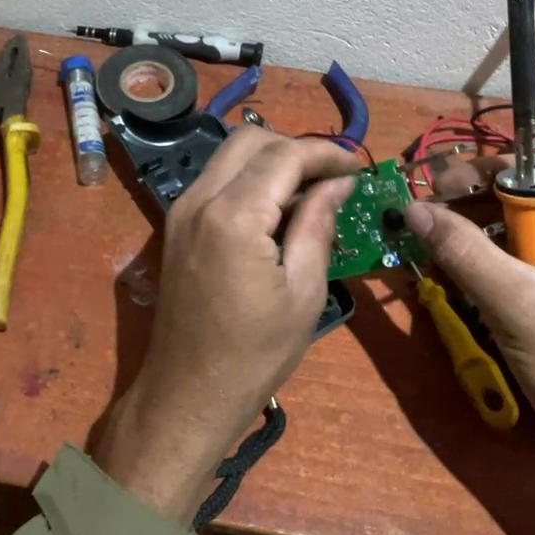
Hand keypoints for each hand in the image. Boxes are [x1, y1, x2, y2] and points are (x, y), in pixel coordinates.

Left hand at [96, 129, 357, 522]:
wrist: (188, 393)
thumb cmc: (255, 354)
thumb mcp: (303, 292)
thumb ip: (318, 224)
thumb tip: (339, 182)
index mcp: (233, 215)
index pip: (283, 155)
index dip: (326, 153)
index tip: (358, 168)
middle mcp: (199, 199)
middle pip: (251, 140)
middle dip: (295, 148)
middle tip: (333, 178)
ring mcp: (181, 210)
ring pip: (229, 155)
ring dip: (270, 160)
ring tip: (310, 191)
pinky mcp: (176, 225)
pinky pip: (216, 180)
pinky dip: (248, 178)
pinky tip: (276, 209)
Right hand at [403, 156, 534, 477]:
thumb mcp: (515, 304)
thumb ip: (461, 250)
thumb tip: (411, 208)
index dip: (483, 171)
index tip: (433, 188)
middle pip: (530, 202)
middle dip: (475, 209)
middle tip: (426, 223)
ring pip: (527, 237)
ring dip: (481, 243)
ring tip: (437, 254)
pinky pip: (533, 267)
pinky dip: (497, 270)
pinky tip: (466, 282)